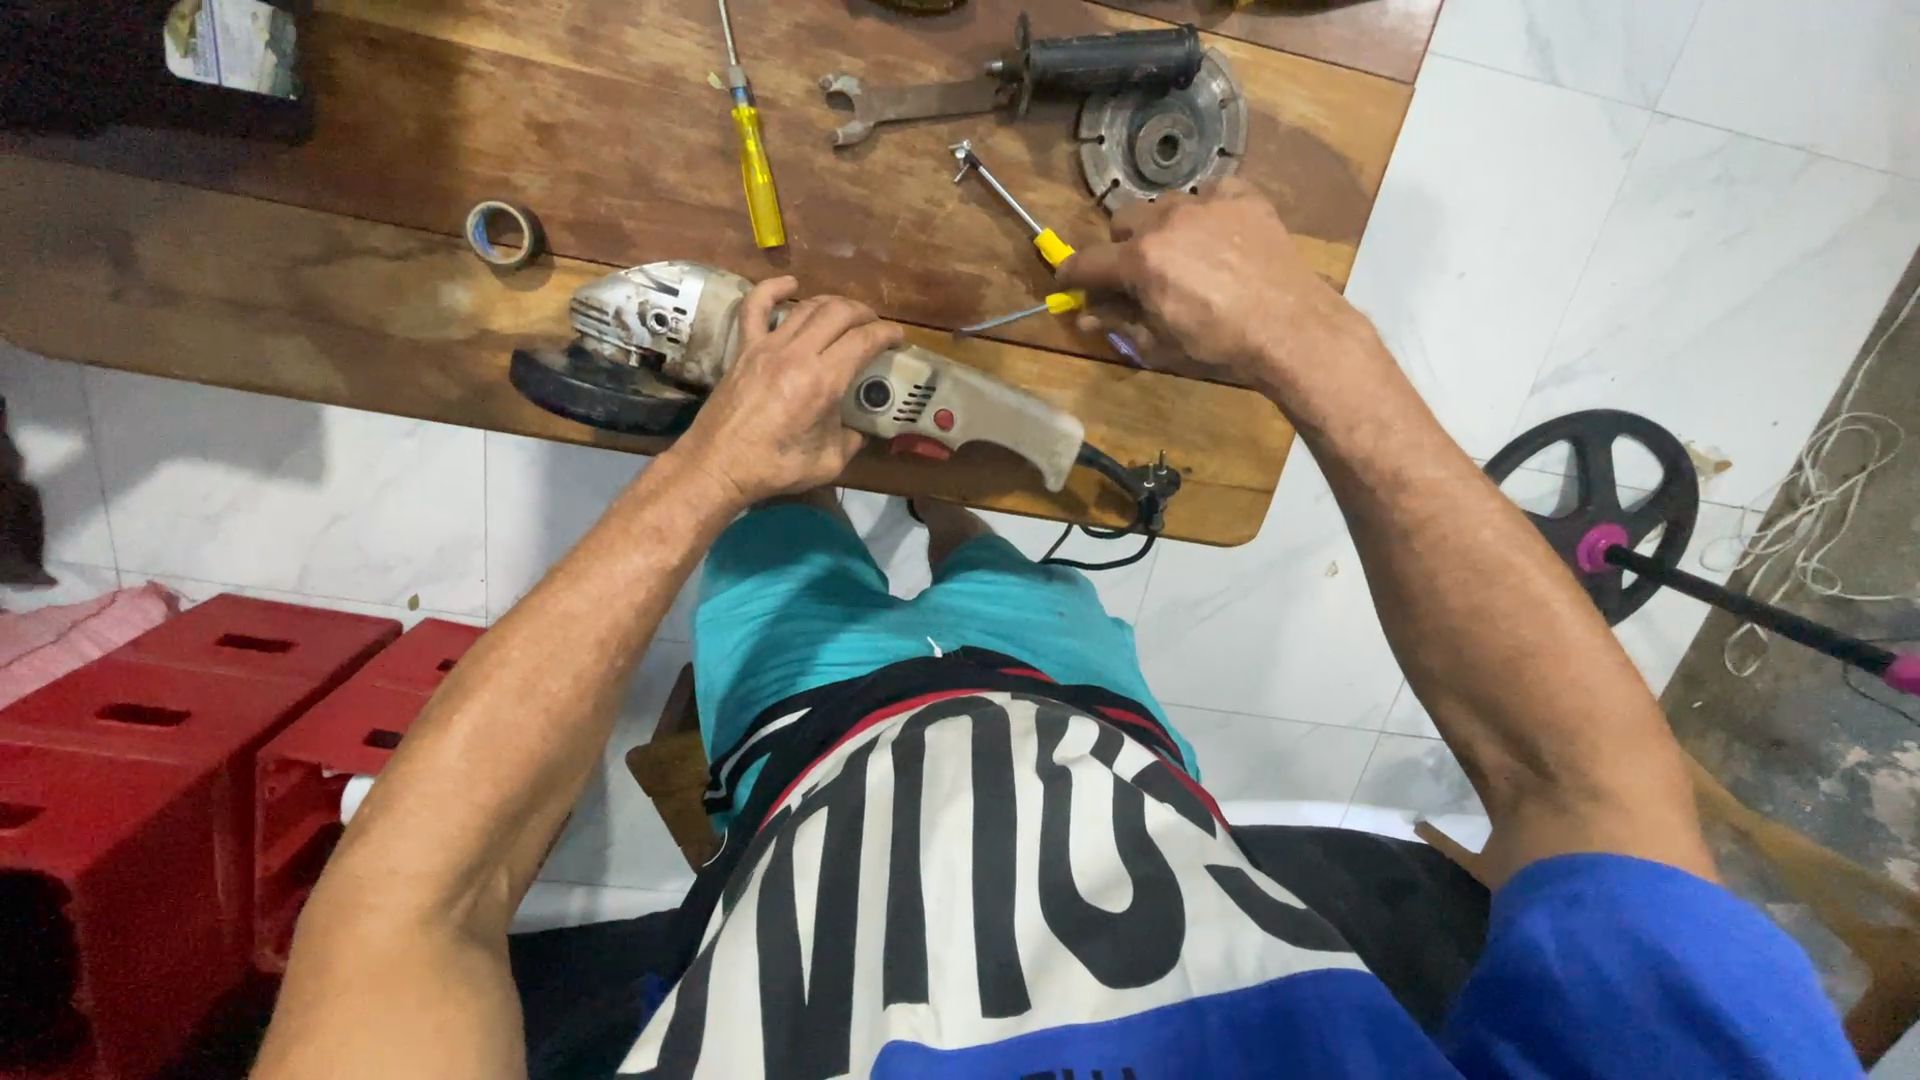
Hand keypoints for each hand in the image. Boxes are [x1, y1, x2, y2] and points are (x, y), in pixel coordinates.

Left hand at [665, 277, 903, 506]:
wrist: (718, 465)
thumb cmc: (775, 468)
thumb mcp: (828, 463)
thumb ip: (850, 441)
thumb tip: (857, 431)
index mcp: (823, 381)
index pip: (863, 341)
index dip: (886, 334)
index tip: (897, 337)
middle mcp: (797, 354)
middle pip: (838, 313)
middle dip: (864, 314)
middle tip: (874, 325)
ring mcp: (767, 347)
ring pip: (806, 307)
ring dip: (832, 304)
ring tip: (845, 313)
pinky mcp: (745, 349)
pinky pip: (756, 307)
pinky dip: (773, 289)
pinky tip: (790, 284)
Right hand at [1058, 178, 1375, 393]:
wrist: (1289, 327)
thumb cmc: (1218, 344)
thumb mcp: (1159, 343)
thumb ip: (1118, 323)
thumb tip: (1086, 316)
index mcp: (1141, 261)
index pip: (1087, 261)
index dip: (1070, 274)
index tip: (1066, 284)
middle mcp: (1167, 221)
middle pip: (1123, 221)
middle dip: (1121, 247)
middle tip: (1137, 275)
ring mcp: (1207, 203)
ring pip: (1164, 204)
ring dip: (1162, 227)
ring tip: (1182, 254)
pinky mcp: (1243, 197)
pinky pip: (1210, 193)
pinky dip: (1205, 212)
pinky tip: (1218, 237)